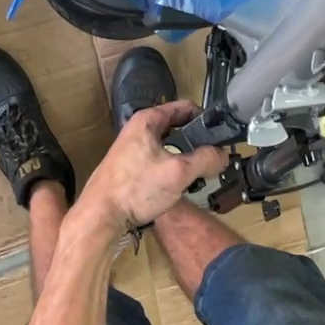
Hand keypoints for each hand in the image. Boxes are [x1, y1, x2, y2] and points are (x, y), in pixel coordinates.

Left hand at [79, 101, 228, 231]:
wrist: (101, 216)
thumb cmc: (135, 189)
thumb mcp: (178, 172)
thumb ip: (205, 159)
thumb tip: (223, 155)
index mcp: (147, 120)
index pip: (184, 107)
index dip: (204, 118)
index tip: (220, 134)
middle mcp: (139, 130)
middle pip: (178, 128)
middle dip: (197, 142)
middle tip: (212, 158)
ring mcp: (133, 150)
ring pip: (170, 147)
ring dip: (185, 159)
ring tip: (199, 175)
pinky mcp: (131, 168)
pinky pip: (160, 162)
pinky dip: (172, 170)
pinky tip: (179, 186)